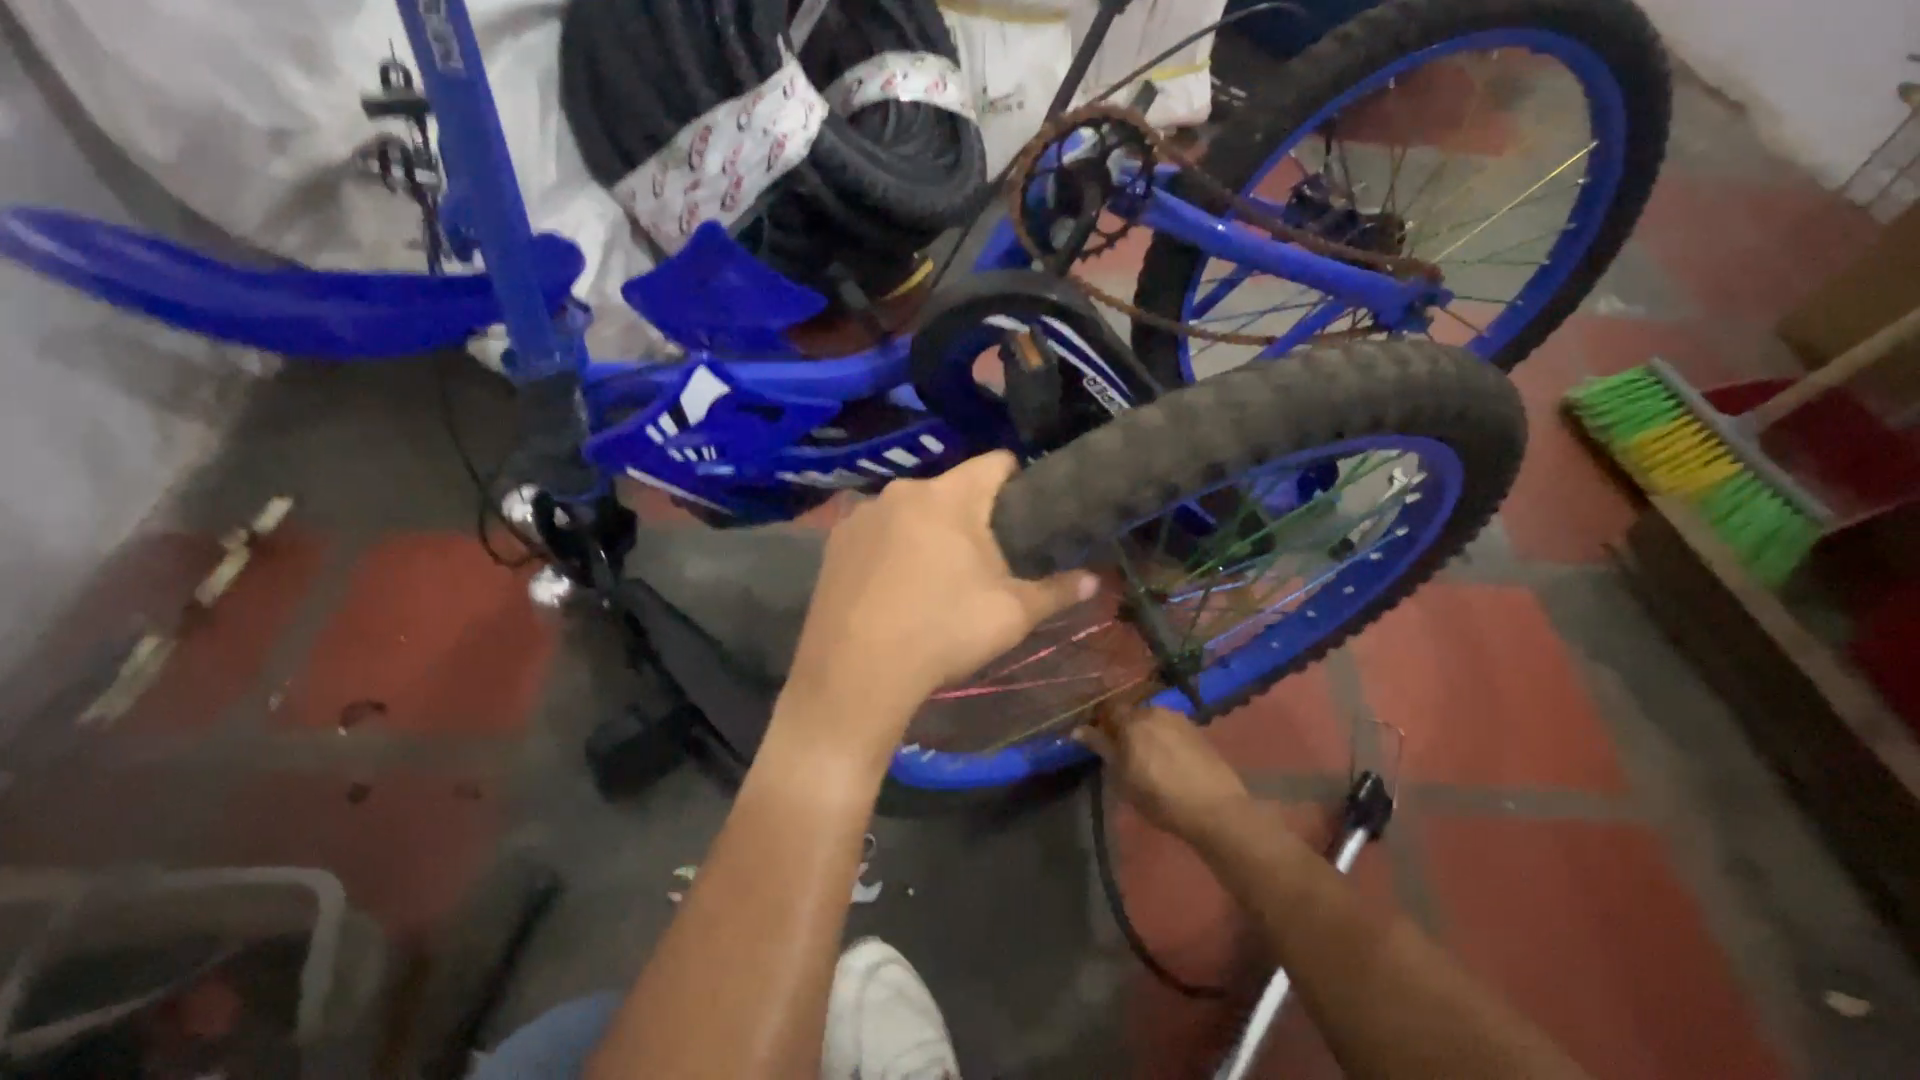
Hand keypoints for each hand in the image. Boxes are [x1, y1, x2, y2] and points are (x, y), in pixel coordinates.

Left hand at [782, 451, 1098, 757]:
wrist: (855, 674)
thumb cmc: (943, 632)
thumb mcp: (1011, 615)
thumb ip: (1056, 591)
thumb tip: (1096, 580)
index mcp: (951, 496)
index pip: (997, 463)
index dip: (1019, 481)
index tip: (1028, 512)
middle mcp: (903, 491)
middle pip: (951, 490)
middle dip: (972, 516)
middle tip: (987, 560)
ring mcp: (862, 516)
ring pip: (911, 512)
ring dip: (928, 532)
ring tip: (936, 579)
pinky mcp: (834, 544)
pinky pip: (876, 534)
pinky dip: (891, 550)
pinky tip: (893, 590)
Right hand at [1077, 706, 1251, 838]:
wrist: (1215, 808)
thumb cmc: (1159, 796)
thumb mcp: (1123, 777)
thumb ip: (1101, 748)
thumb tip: (1077, 730)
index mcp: (1133, 720)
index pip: (1109, 709)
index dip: (1102, 724)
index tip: (1100, 742)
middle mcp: (1156, 711)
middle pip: (1133, 714)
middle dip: (1125, 729)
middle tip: (1124, 754)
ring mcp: (1180, 720)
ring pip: (1154, 721)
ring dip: (1147, 734)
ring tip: (1149, 759)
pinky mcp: (1199, 731)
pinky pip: (1172, 729)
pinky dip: (1165, 740)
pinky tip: (1170, 761)